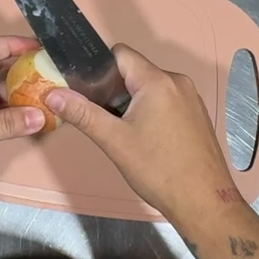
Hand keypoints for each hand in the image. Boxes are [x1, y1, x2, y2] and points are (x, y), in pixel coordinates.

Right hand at [46, 43, 235, 220]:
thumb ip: (83, 114)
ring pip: (150, 86)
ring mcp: (191, 98)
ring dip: (131, 101)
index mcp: (157, 81)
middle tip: (100, 116)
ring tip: (121, 130)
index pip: (120, 54)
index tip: (86, 90)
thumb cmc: (159, 170)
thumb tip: (52, 94)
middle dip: (114, 89)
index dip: (99, 68)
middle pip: (135, 71)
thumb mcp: (115, 142)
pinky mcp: (197, 114)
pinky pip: (166, 99)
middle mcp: (177, 81)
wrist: (205, 205)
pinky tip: (145, 138)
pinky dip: (150, 110)